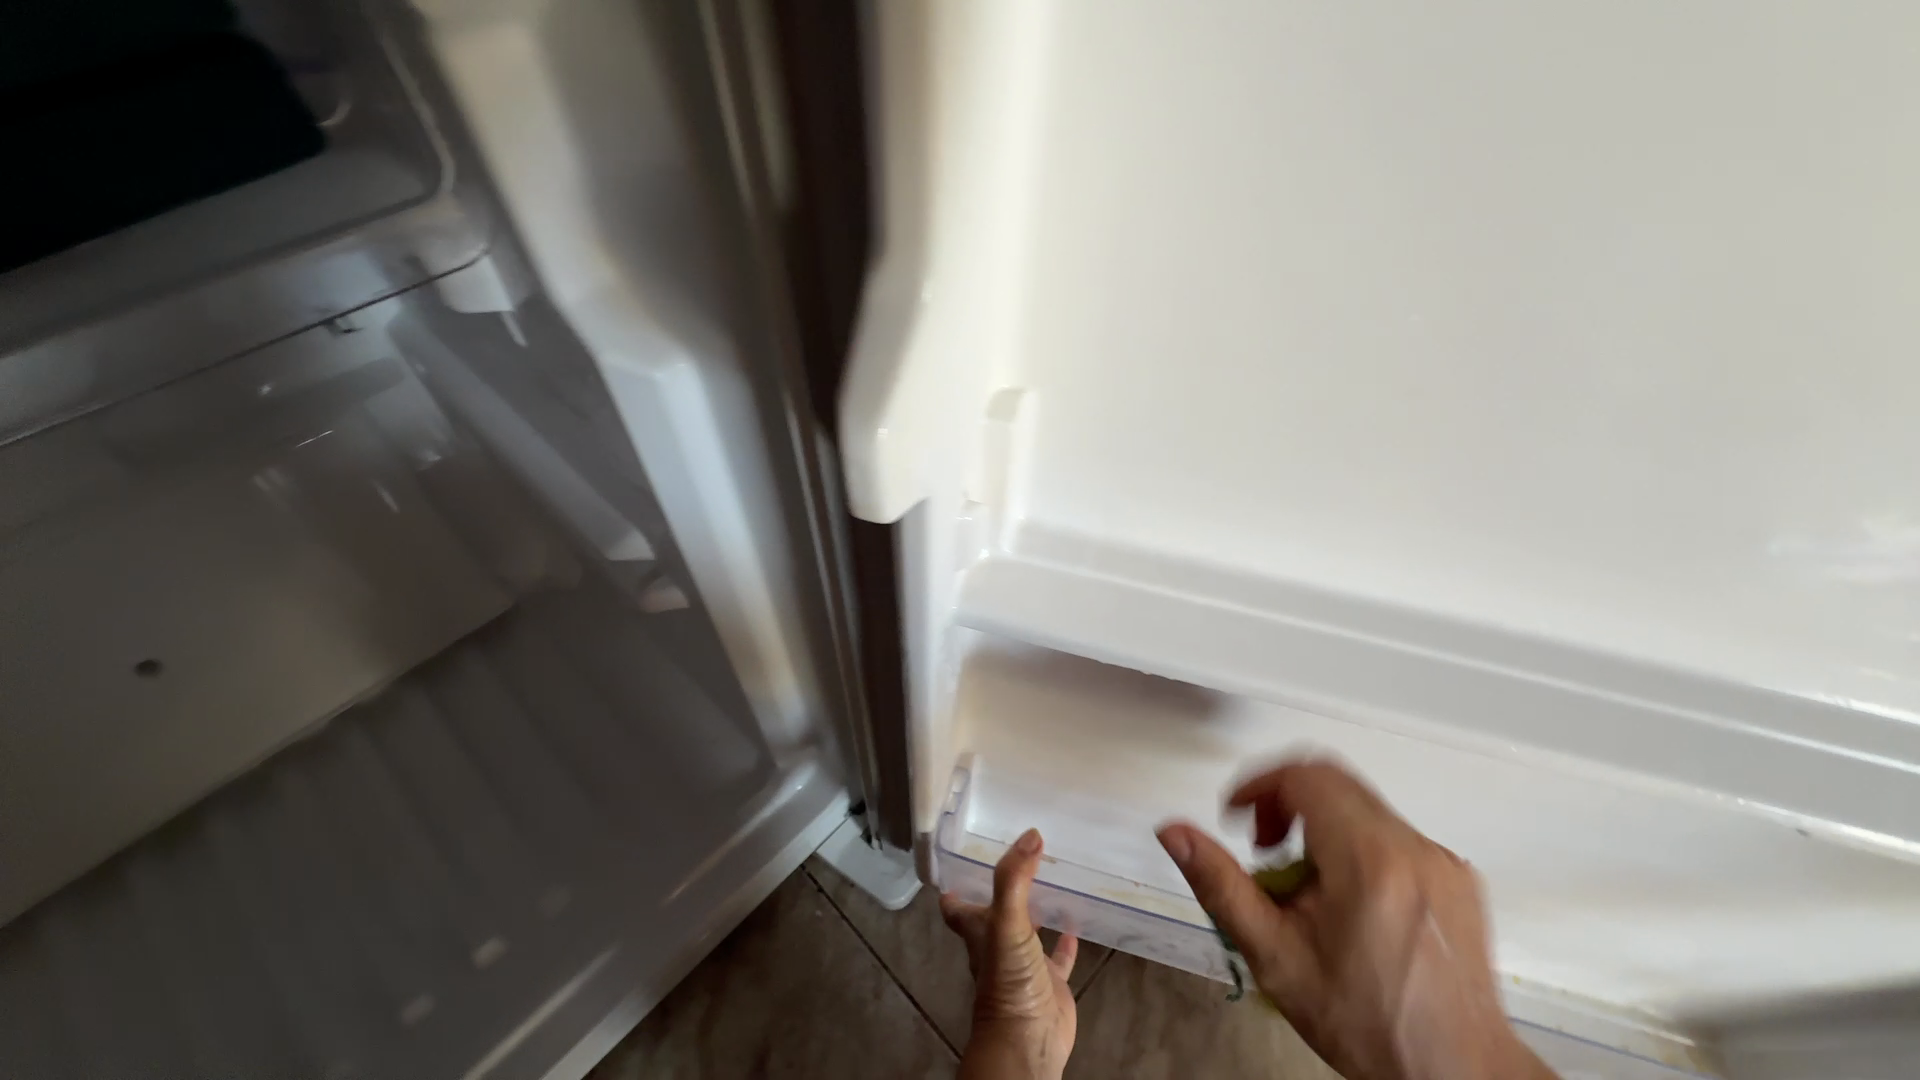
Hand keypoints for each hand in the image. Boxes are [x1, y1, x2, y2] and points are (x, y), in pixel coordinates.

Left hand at [941, 828, 1078, 1079]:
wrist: (1029, 1040)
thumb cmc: (1008, 980)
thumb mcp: (1006, 921)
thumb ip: (1014, 879)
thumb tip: (1031, 834)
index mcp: (978, 930)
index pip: (957, 903)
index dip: (958, 882)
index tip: (967, 854)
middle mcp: (996, 945)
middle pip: (994, 912)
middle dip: (1003, 888)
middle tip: (1021, 856)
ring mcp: (1024, 964)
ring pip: (1027, 930)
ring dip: (1036, 909)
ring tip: (1051, 878)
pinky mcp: (1050, 982)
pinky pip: (1058, 957)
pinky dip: (1066, 941)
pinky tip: (1077, 923)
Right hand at [1157, 759, 1553, 1079]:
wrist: (1457, 1074)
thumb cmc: (1360, 1020)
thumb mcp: (1274, 957)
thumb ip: (1219, 885)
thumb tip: (1171, 830)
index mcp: (1366, 859)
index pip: (1305, 776)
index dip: (1259, 785)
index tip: (1236, 820)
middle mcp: (1411, 845)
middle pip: (1333, 782)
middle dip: (1284, 801)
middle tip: (1261, 848)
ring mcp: (1440, 858)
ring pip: (1361, 806)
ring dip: (1317, 823)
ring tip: (1301, 885)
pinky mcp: (1456, 874)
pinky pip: (1391, 832)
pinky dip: (1354, 844)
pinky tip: (1345, 901)